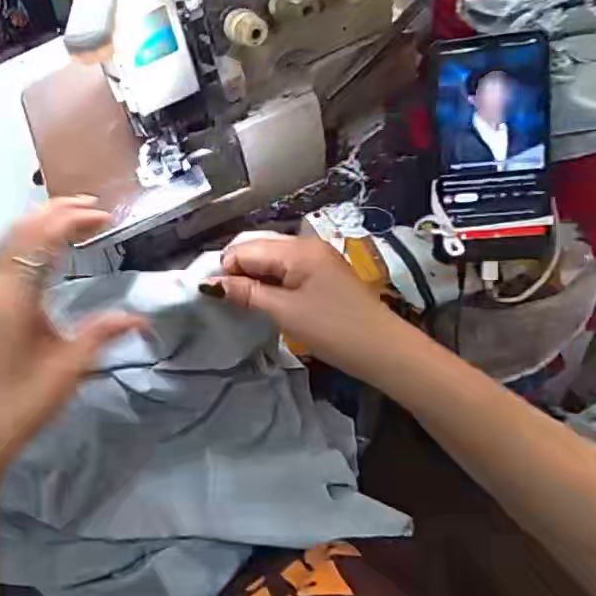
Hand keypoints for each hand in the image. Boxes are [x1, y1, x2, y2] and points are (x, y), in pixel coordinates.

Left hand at [0, 197, 145, 485]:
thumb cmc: (23, 401)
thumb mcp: (69, 368)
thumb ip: (102, 334)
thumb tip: (138, 317)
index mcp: (14, 296)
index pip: (42, 238)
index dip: (73, 220)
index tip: (104, 218)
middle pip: (21, 229)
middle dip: (55, 210)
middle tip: (91, 205)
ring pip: (9, 240)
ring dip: (39, 222)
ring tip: (72, 217)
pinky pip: (4, 256)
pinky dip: (27, 240)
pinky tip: (46, 249)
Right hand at [204, 235, 409, 373]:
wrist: (386, 351)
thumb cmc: (333, 330)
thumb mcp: (284, 312)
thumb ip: (245, 293)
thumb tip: (209, 283)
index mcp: (297, 249)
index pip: (244, 249)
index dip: (225, 269)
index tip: (215, 295)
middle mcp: (306, 244)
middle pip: (256, 246)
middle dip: (236, 268)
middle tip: (226, 298)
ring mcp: (316, 256)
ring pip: (270, 255)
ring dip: (252, 274)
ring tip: (243, 300)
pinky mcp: (322, 271)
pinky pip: (285, 265)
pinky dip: (269, 278)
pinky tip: (265, 297)